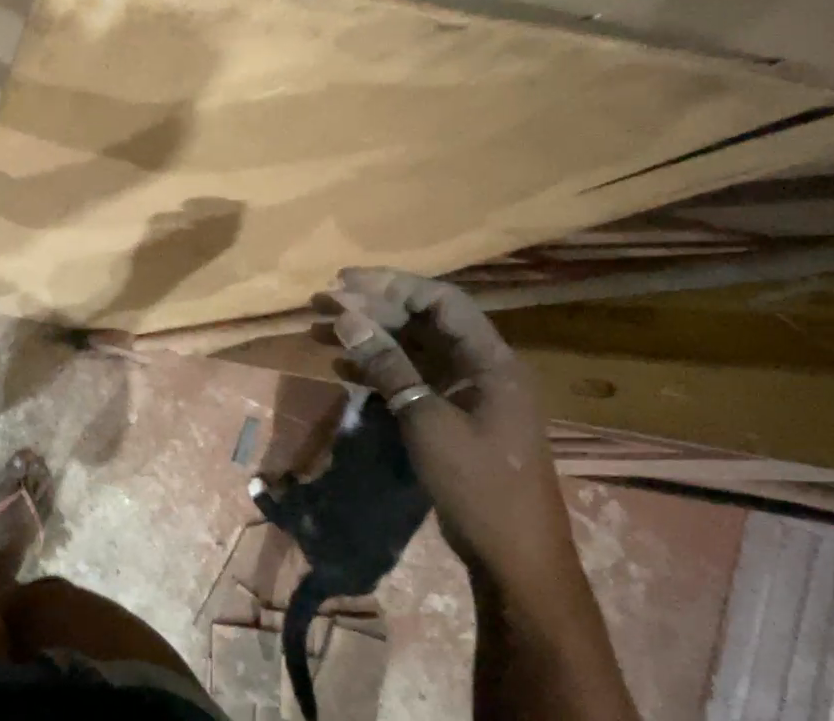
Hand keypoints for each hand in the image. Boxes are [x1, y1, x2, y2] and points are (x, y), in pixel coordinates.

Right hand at [315, 268, 575, 591]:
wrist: (513, 552)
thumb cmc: (477, 482)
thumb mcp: (426, 419)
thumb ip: (388, 365)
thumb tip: (347, 317)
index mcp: (491, 361)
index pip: (442, 302)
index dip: (392, 285)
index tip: (344, 282)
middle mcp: (482, 368)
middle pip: (424, 322)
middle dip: (372, 309)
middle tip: (323, 303)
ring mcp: (467, 393)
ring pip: (413, 349)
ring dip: (369, 337)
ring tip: (320, 330)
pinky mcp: (451, 416)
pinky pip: (411, 377)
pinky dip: (377, 368)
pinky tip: (341, 367)